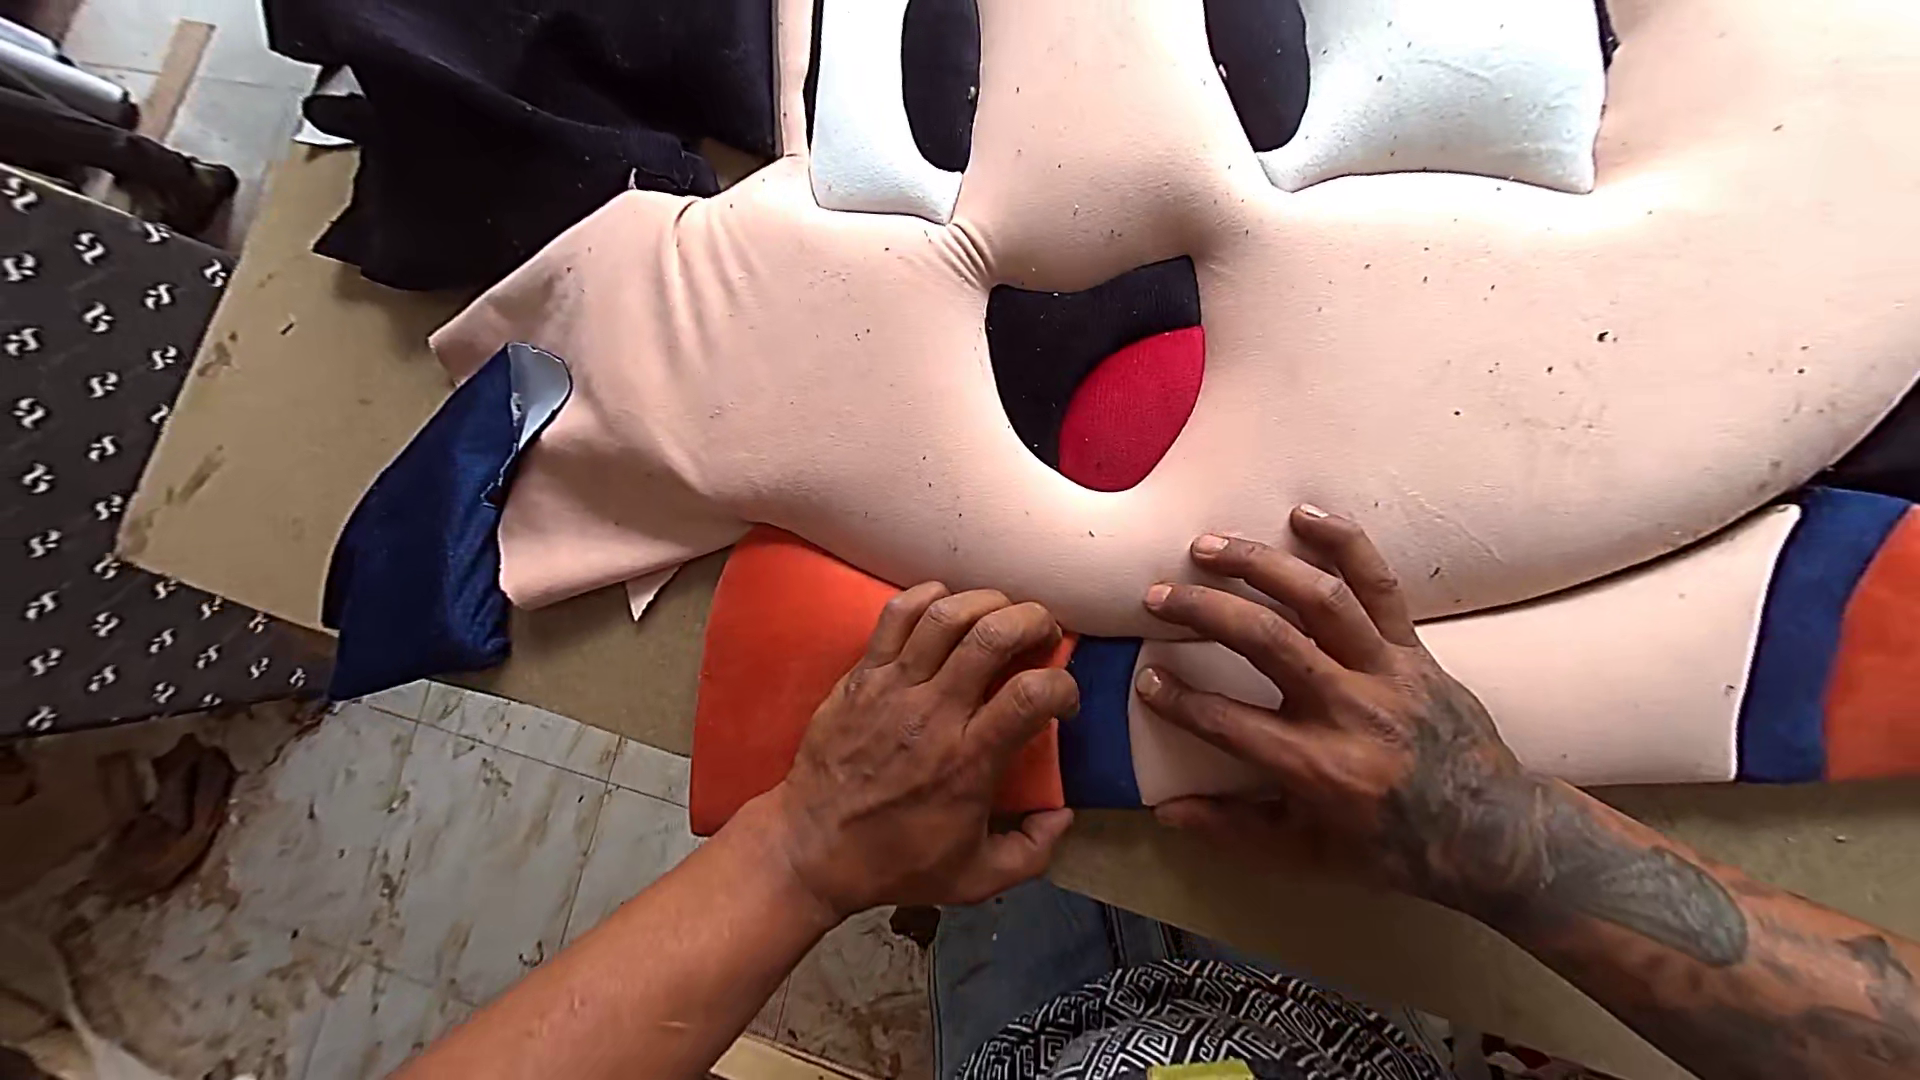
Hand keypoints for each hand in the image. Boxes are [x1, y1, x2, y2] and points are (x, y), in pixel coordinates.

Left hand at [764, 585, 1079, 920]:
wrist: (811, 848)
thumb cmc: (895, 861)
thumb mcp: (976, 878)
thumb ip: (1032, 852)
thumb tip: (1066, 813)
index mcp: (969, 760)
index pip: (1031, 696)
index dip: (1062, 685)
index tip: (1062, 699)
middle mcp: (934, 713)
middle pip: (992, 636)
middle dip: (1032, 620)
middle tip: (1043, 633)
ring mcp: (893, 687)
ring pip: (946, 616)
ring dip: (986, 601)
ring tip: (1001, 613)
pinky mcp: (862, 674)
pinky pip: (895, 616)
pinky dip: (928, 596)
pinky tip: (947, 604)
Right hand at [1137, 506, 1554, 921]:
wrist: (1502, 836)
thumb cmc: (1392, 847)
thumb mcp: (1306, 854)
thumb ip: (1231, 830)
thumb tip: (1163, 813)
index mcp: (1320, 768)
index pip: (1229, 724)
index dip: (1178, 700)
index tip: (1144, 679)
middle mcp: (1352, 710)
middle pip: (1268, 642)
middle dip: (1203, 612)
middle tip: (1157, 596)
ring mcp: (1387, 671)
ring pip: (1319, 600)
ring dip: (1257, 565)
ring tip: (1207, 545)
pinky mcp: (1414, 648)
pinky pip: (1381, 585)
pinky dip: (1344, 543)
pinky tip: (1301, 513)